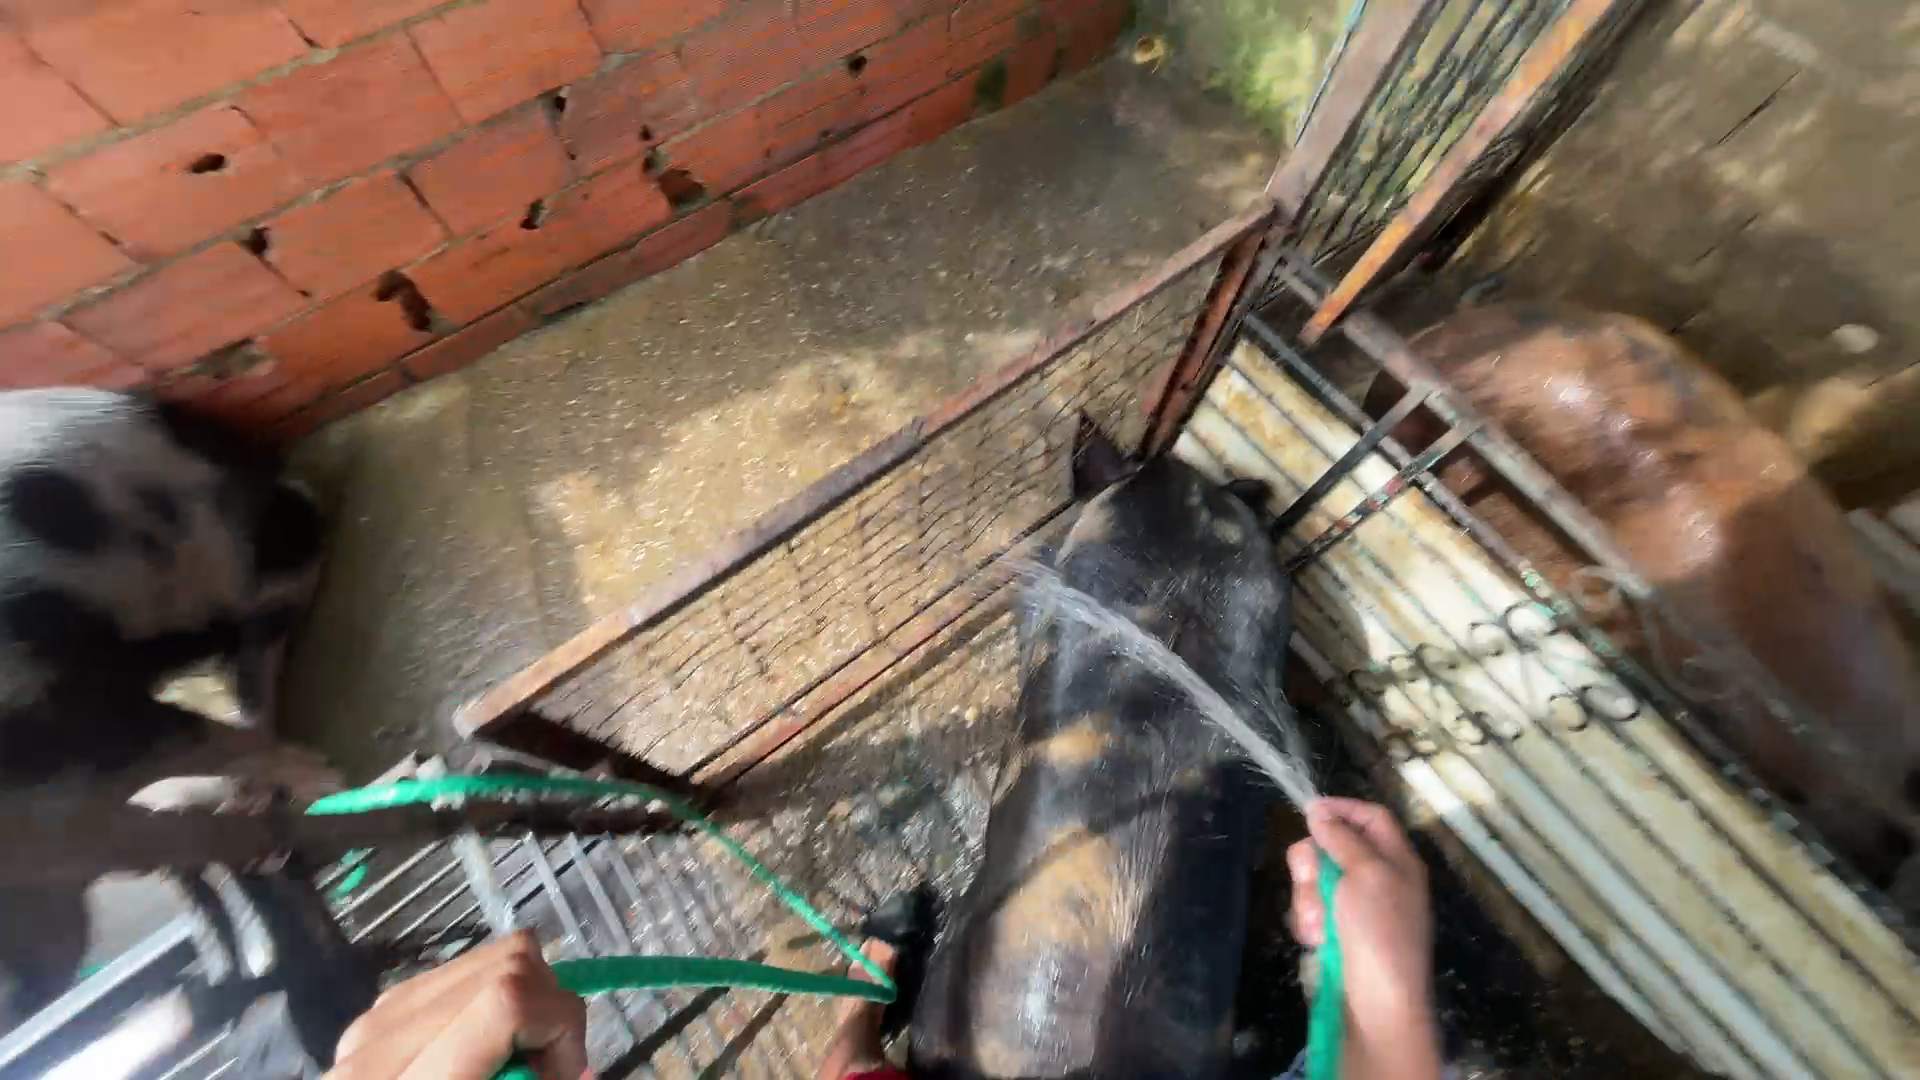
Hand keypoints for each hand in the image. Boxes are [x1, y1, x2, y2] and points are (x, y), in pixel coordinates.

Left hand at [326, 931, 590, 1079]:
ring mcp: (373, 1023)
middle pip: (510, 964)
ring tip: (513, 1052)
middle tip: (544, 1065)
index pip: (505, 1002)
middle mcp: (375, 1050)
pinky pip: (468, 969)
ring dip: (530, 995)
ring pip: (496, 954)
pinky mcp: (380, 1011)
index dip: (560, 1023)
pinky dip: (498, 995)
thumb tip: (579, 1067)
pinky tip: (481, 1043)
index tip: (565, 1072)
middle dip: (552, 1007)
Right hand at [1288, 797, 1439, 1079]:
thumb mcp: (1365, 874)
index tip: (1309, 811)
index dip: (1343, 808)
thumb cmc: (1380, 931)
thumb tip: (1318, 809)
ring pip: (1313, 875)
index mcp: (1397, 862)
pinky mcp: (1334, 927)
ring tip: (1317, 922)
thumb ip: (1341, 838)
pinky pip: (1308, 904)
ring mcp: (1354, 905)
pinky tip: (1315, 937)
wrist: (1375, 1003)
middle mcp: (1376, 878)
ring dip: (1308, 896)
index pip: (1371, 817)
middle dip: (1313, 861)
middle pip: (1332, 845)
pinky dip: (1307, 918)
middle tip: (1310, 876)